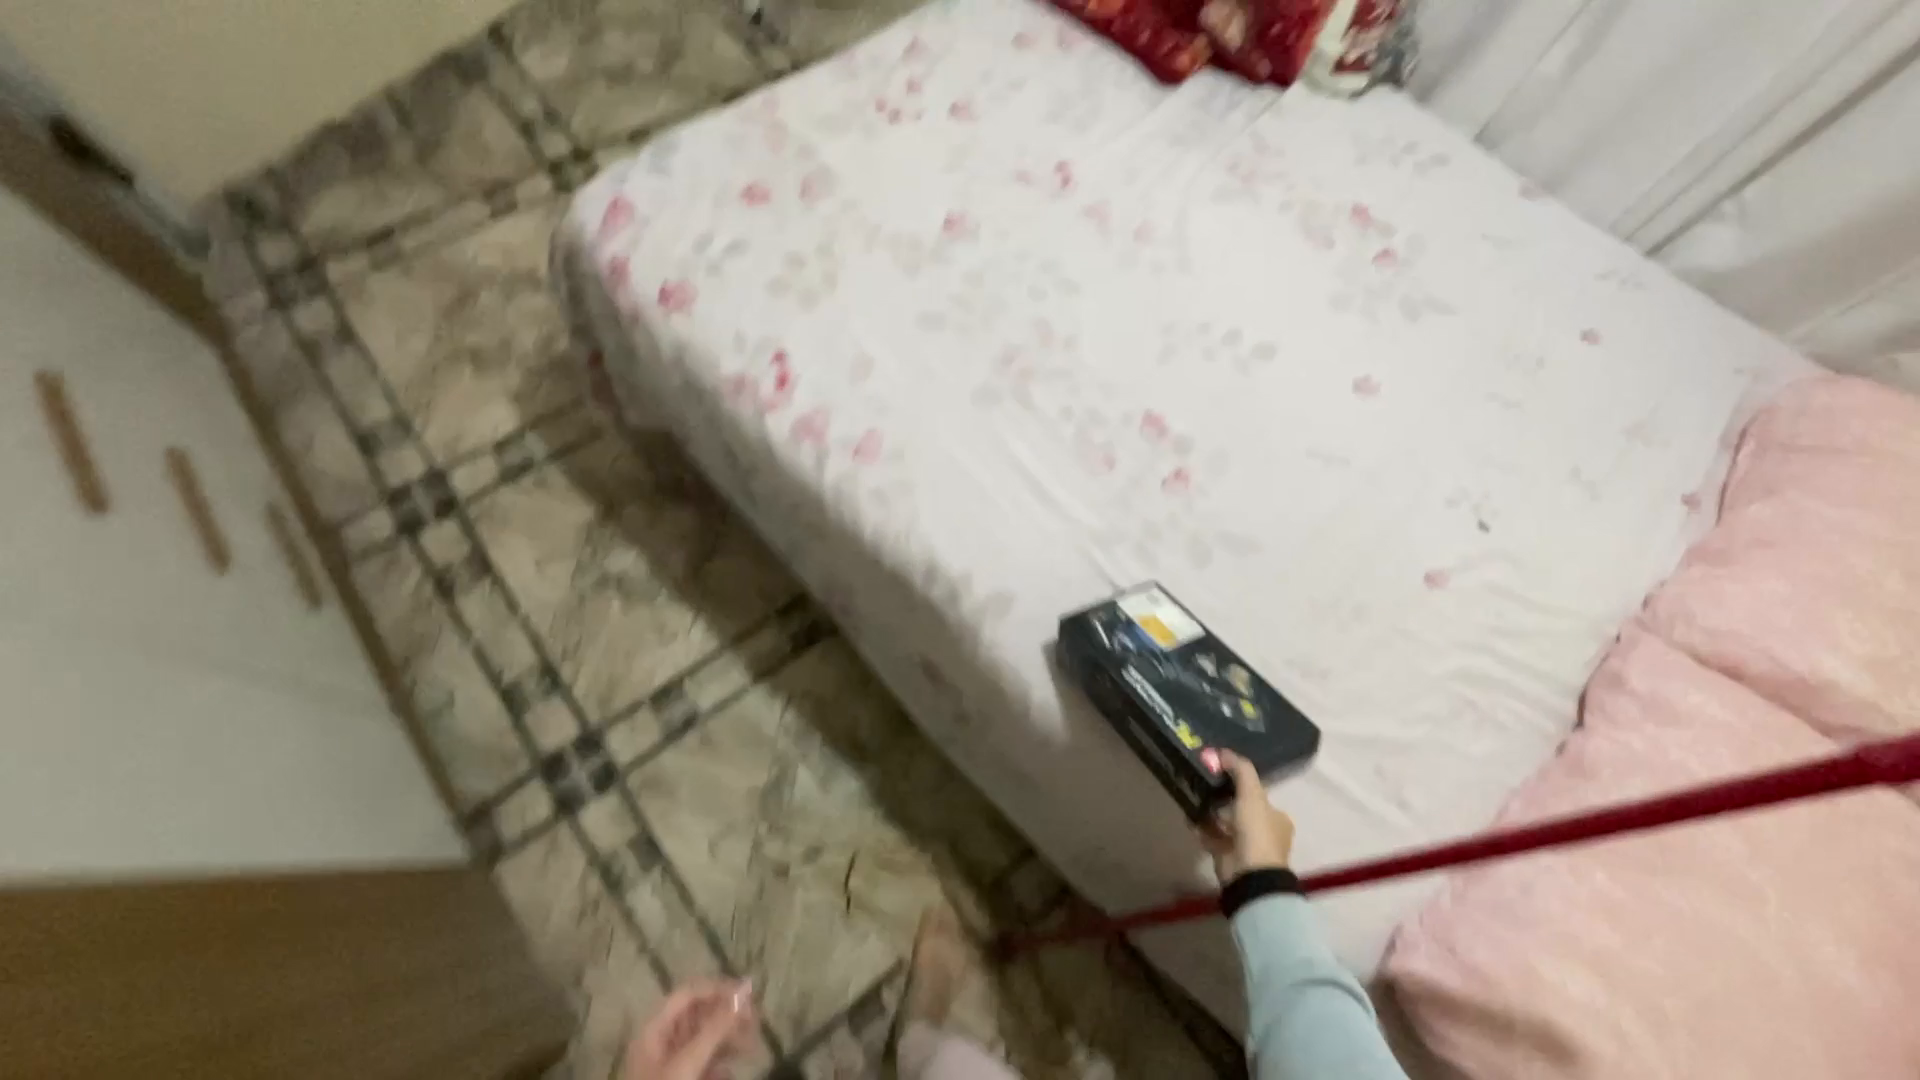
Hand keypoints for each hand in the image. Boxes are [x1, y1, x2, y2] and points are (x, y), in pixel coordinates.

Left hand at [623, 979, 756, 1079]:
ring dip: (729, 1041)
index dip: (719, 989)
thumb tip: (745, 990)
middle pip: (698, 1015)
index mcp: (654, 1030)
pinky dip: (719, 1065)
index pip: (689, 994)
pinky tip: (730, 1073)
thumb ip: (716, 1026)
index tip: (749, 996)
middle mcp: (659, 1042)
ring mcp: (668, 1065)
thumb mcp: (689, 1062)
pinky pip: (702, 1064)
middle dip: (728, 1017)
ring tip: (751, 1048)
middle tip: (755, 1023)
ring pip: (703, 1040)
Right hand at [1198, 750, 1294, 881]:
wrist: (1249, 875)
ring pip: (1223, 822)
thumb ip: (1241, 770)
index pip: (1257, 795)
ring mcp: (1245, 846)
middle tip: (1202, 783)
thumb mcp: (1252, 795)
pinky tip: (1189, 817)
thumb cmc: (1256, 832)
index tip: (1220, 773)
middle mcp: (1264, 831)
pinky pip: (1211, 836)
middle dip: (1221, 798)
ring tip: (1192, 797)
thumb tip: (1223, 751)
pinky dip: (1201, 827)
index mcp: (1276, 818)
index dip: (1240, 783)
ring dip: (1209, 812)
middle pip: (1238, 807)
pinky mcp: (1227, 856)